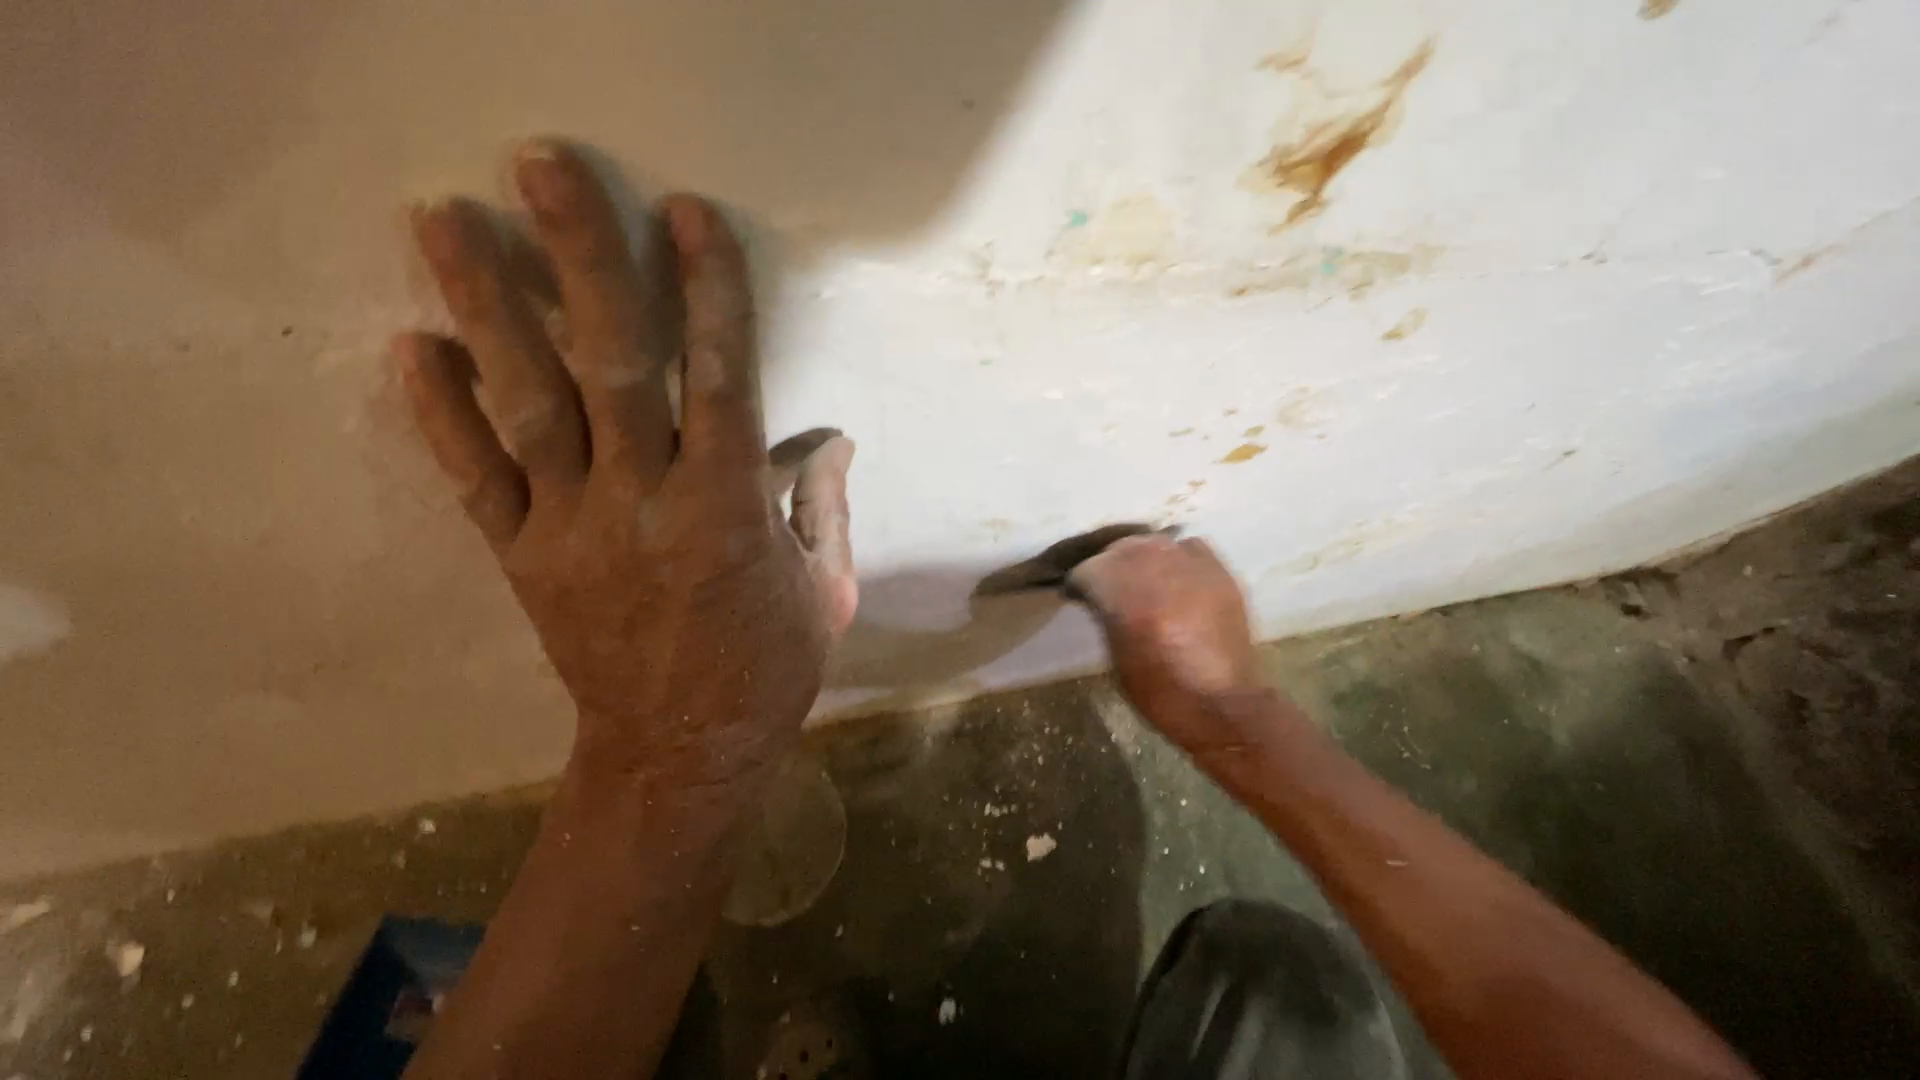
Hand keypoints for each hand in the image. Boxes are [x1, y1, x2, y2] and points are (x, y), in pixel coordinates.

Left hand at [396, 141, 855, 786]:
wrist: (679, 753)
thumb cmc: (767, 669)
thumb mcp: (827, 590)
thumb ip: (823, 506)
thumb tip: (830, 439)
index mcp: (727, 511)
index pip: (722, 381)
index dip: (710, 293)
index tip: (688, 214)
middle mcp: (643, 504)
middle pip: (610, 366)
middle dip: (583, 259)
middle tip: (541, 166)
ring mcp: (572, 529)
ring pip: (526, 406)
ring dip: (485, 308)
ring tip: (440, 219)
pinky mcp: (524, 558)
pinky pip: (477, 480)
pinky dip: (443, 415)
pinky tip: (415, 347)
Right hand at [1068, 534, 1266, 752]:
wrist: (1221, 706)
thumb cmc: (1160, 692)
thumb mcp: (1116, 655)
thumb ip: (1106, 615)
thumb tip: (1097, 596)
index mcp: (1122, 595)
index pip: (1087, 569)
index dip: (1079, 584)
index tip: (1078, 596)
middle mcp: (1155, 570)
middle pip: (1119, 548)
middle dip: (1109, 566)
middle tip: (1108, 587)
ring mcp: (1190, 566)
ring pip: (1154, 543)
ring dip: (1142, 558)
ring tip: (1142, 578)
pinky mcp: (1218, 570)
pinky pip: (1189, 548)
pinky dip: (1177, 559)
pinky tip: (1176, 578)